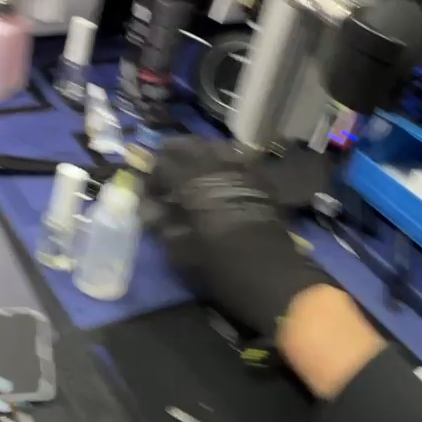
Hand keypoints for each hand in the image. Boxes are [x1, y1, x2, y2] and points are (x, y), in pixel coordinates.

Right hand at [147, 138, 330, 337]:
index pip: (163, 163)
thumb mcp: (181, 251)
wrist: (273, 276)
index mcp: (193, 182)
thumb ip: (162, 223)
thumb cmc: (221, 267)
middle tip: (165, 172)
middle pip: (190, 145)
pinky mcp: (260, 178)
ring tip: (191, 170)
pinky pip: (238, 158)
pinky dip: (224, 160)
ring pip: (215, 146)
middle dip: (173, 155)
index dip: (152, 176)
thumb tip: (149, 207)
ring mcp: (243, 169)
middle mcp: (218, 166)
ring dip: (199, 154)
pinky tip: (219, 175)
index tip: (148, 191)